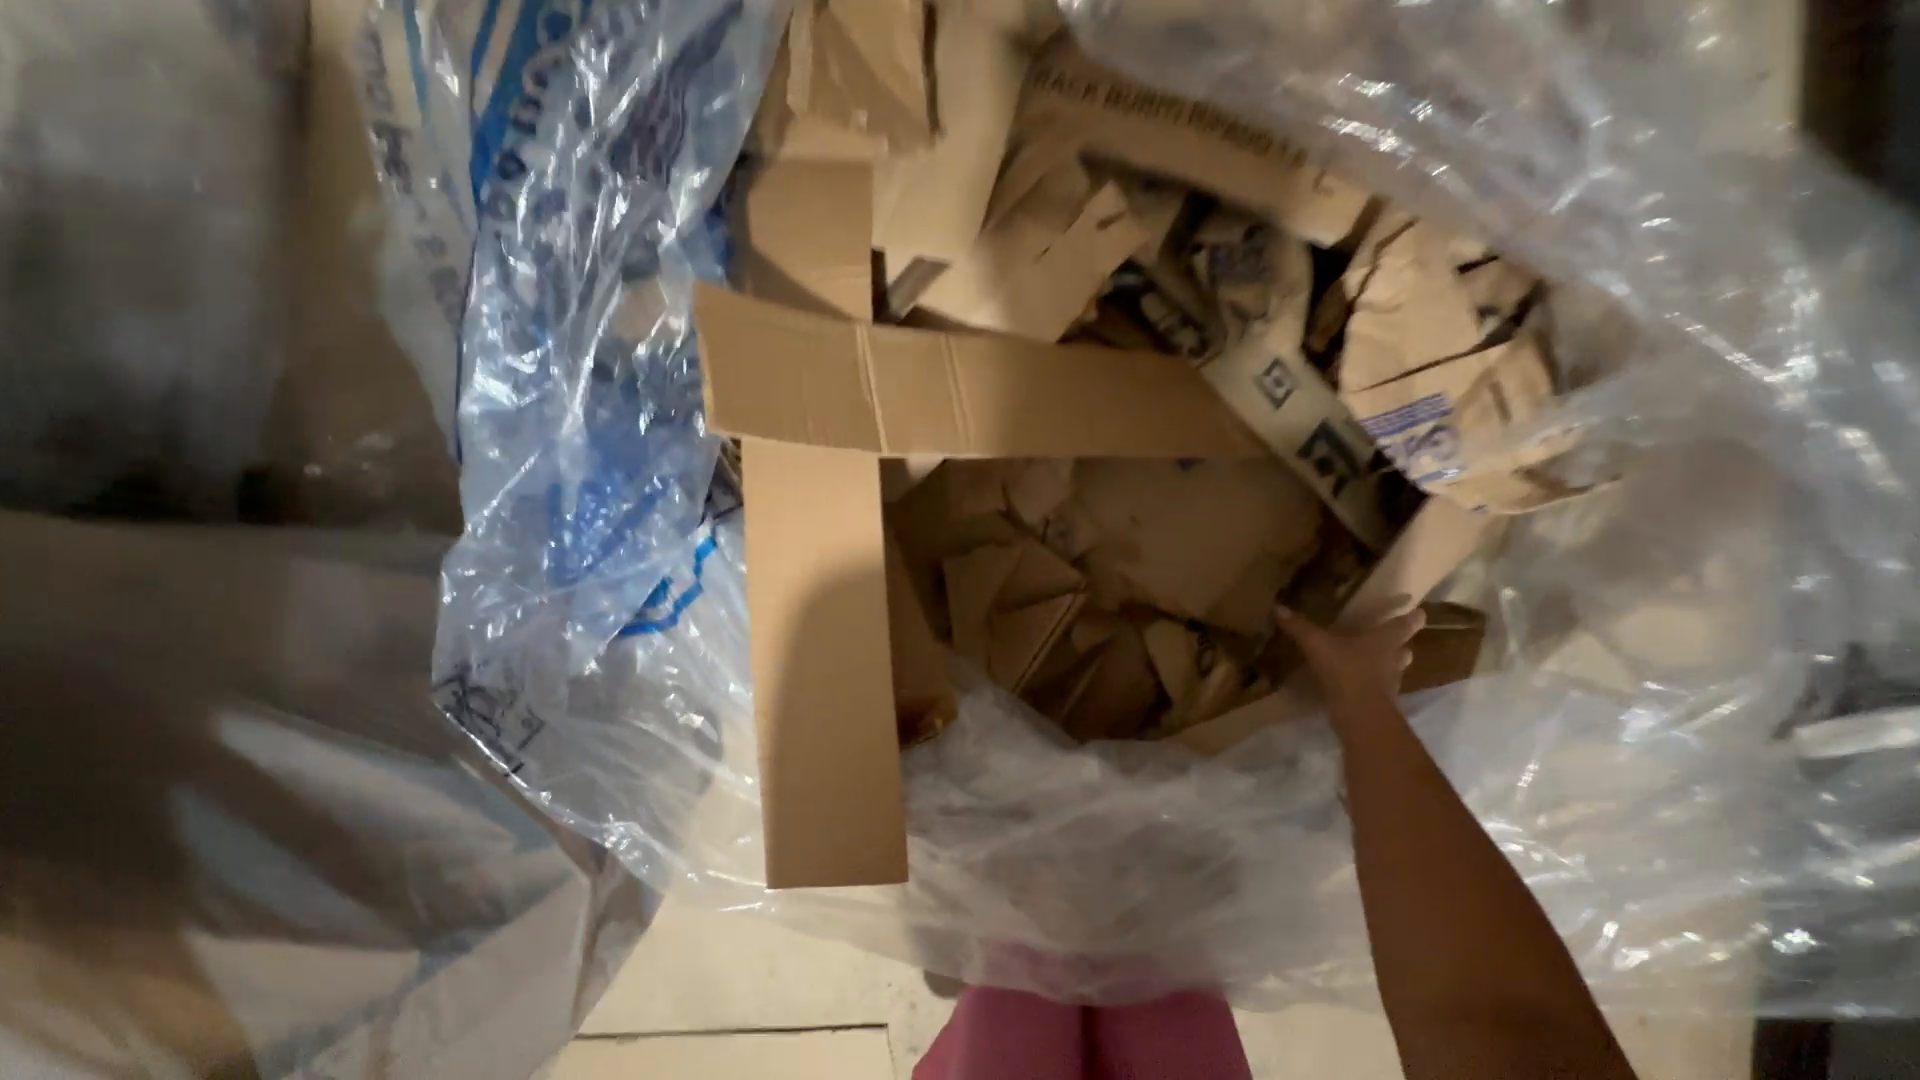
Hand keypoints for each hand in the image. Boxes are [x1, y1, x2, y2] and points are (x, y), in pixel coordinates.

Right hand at [1275, 603, 1425, 709]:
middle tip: (1395, 643)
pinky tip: (1359, 689)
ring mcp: (1389, 685)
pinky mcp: (1381, 705)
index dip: (1412, 618)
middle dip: (1400, 647)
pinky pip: (1379, 692)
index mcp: (1384, 641)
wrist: (1361, 715)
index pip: (1404, 626)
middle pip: (1403, 652)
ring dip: (1388, 669)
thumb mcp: (1318, 645)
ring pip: (1394, 673)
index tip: (1420, 613)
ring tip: (1374, 666)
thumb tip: (1279, 607)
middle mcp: (1392, 661)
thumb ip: (1300, 628)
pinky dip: (1372, 689)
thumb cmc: (1347, 671)